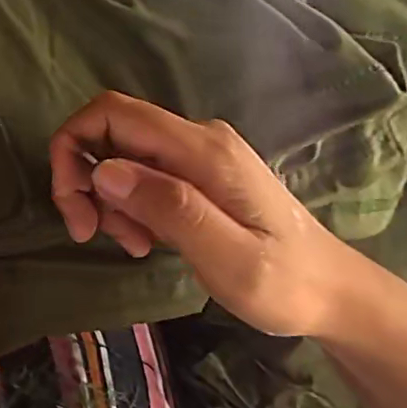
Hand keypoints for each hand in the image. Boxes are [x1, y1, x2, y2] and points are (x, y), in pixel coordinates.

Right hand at [48, 91, 372, 338]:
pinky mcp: (192, 173)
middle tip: (89, 232)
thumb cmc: (285, 284)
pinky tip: (143, 240)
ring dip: (105, 200)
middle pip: (108, 133)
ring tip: (130, 244)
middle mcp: (196, 139)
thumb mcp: (229, 258)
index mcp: (203, 150)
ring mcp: (195, 154)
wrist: (335, 294)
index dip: (73, 144)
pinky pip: (136, 175)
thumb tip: (103, 169)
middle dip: (83, 180)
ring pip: (117, 157)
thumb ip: (170, 208)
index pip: (112, 113)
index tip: (71, 199)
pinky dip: (124, 206)